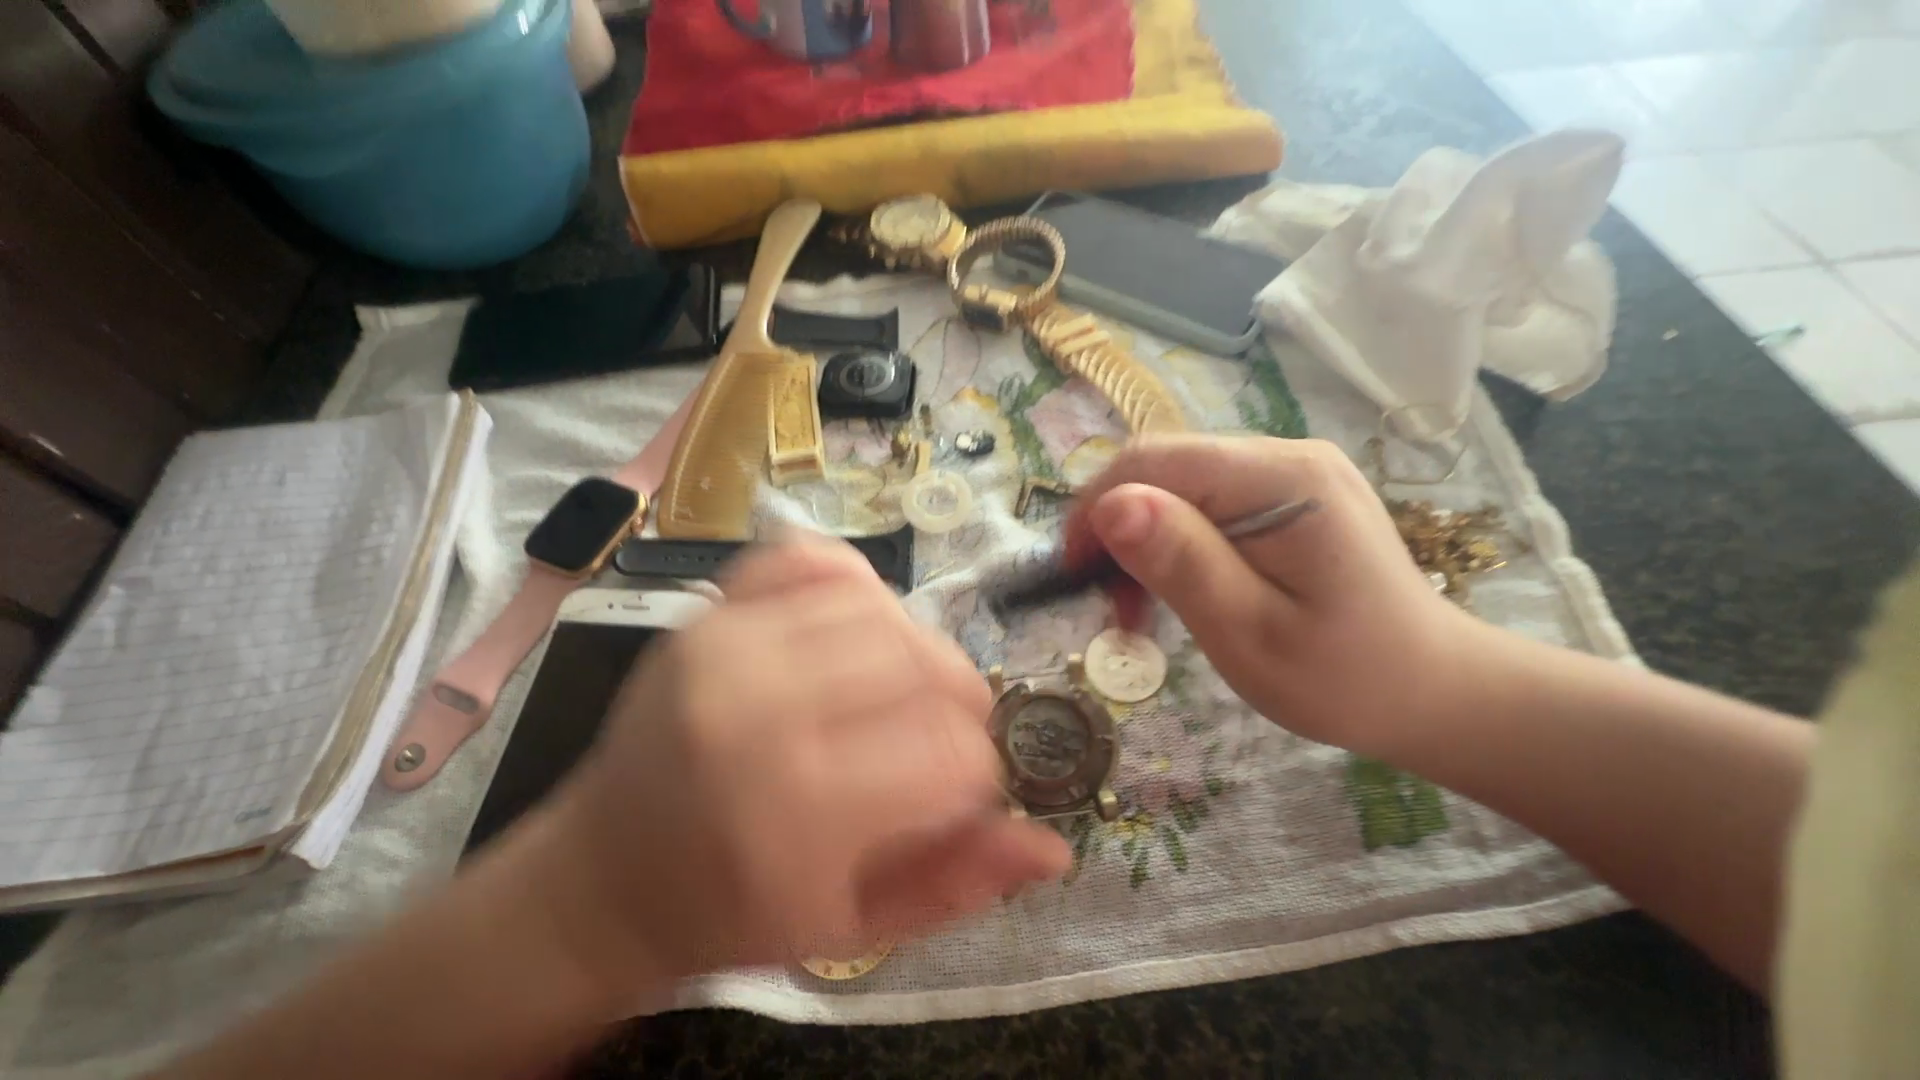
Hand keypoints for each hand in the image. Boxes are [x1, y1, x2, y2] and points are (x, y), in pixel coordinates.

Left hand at [528, 533, 1069, 989]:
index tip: (959, 793)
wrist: (604, 871)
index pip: (951, 752)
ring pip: (881, 610)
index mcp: (800, 809)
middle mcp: (762, 711)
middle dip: (961, 702)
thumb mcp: (848, 928)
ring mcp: (727, 646)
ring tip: (903, 690)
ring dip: (919, 649)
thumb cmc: (730, 910)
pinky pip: (808, 561)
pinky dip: (854, 585)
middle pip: (923, 665)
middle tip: (943, 736)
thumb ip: (954, 884)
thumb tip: (1054, 849)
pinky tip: (858, 630)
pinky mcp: (707, 613)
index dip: (979, 773)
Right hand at [1064, 435, 1486, 756]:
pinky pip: (1211, 501)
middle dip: (1120, 529)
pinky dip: (1179, 542)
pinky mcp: (1292, 494)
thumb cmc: (1344, 678)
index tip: (1077, 575)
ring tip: (1143, 610)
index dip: (1098, 508)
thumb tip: (1111, 504)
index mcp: (1282, 479)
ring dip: (1146, 540)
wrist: (1433, 691)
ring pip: (1181, 485)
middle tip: (1115, 607)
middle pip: (1165, 467)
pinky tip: (1182, 587)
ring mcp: (1293, 471)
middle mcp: (1286, 454)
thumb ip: (1183, 562)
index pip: (1153, 460)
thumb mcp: (1250, 633)